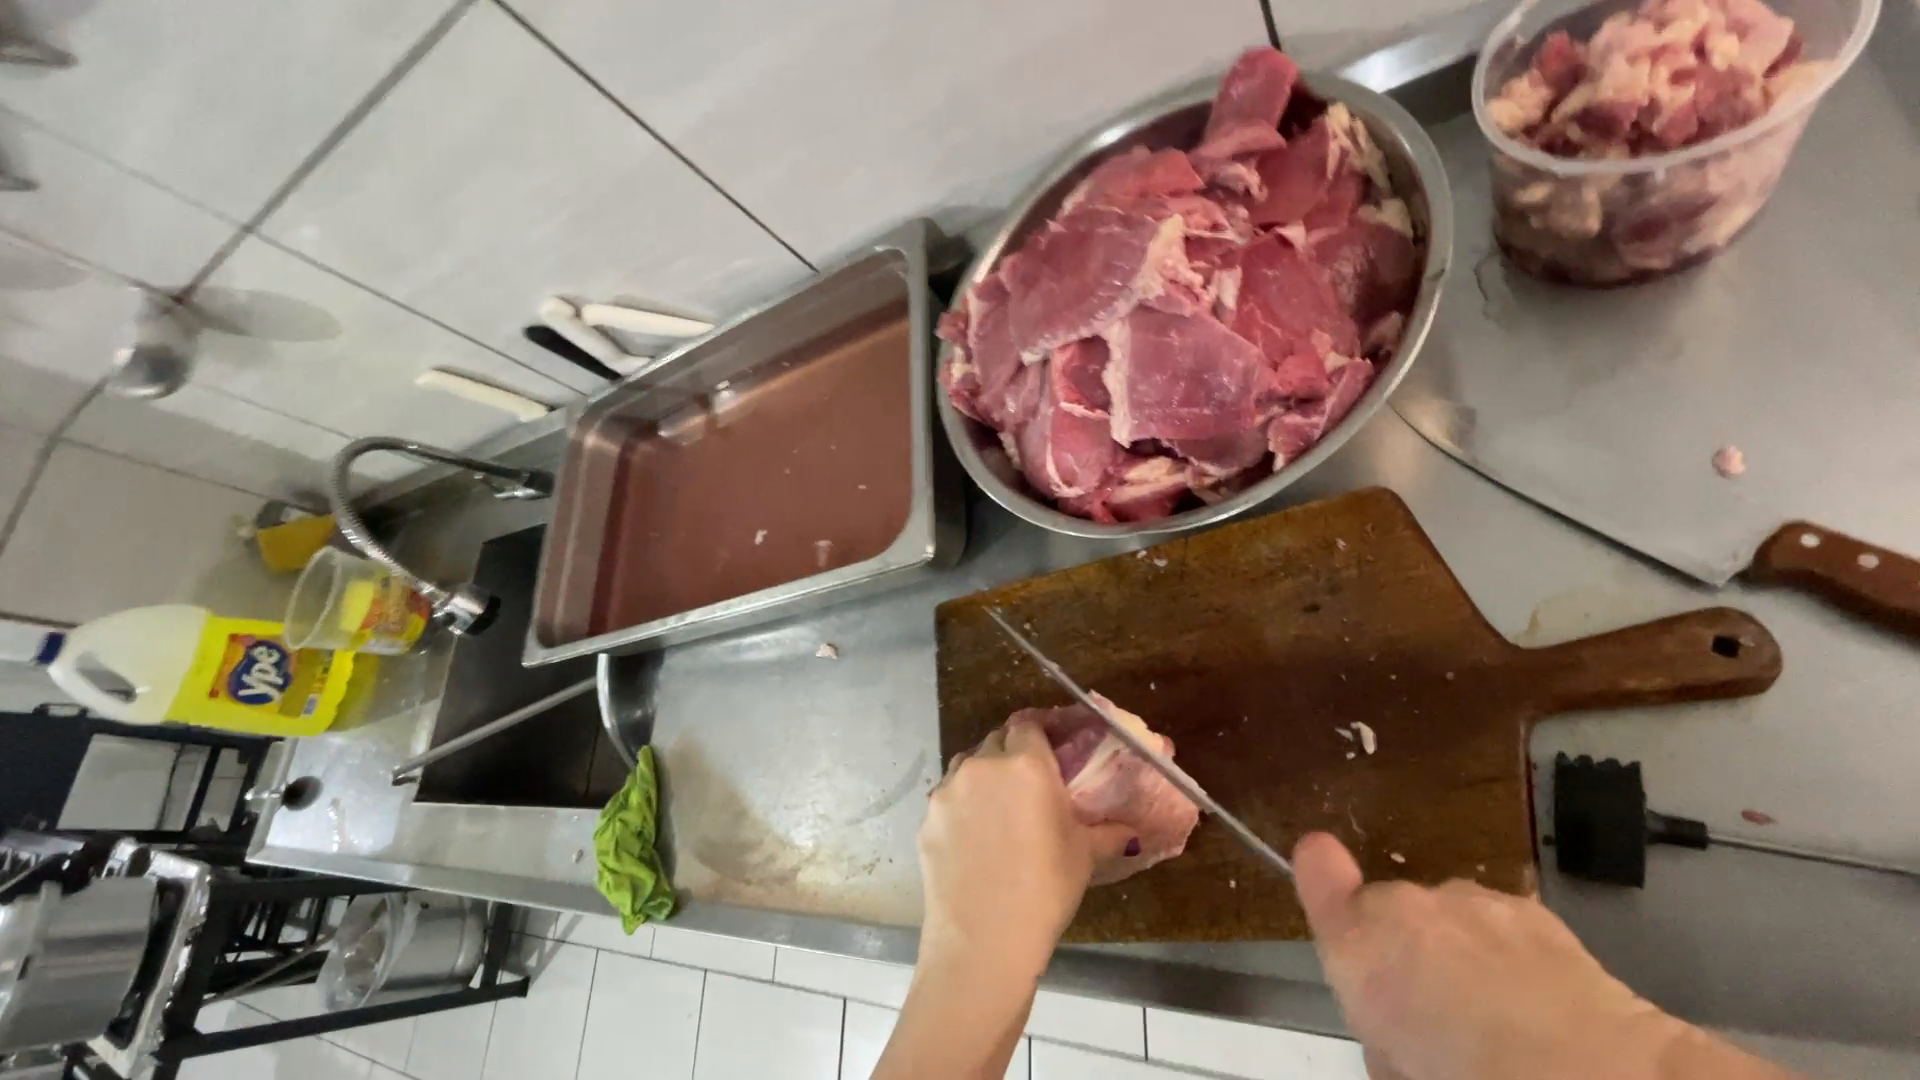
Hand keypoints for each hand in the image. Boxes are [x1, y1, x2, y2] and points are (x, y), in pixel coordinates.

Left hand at [918, 719, 1133, 981]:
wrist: (983, 939)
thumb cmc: (1045, 889)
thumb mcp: (1085, 856)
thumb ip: (1107, 833)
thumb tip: (1132, 832)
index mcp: (1025, 763)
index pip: (1029, 725)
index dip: (1040, 734)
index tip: (1050, 752)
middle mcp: (983, 765)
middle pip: (996, 740)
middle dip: (1011, 753)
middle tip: (1028, 784)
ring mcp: (949, 790)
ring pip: (967, 766)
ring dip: (983, 776)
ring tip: (998, 809)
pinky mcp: (927, 817)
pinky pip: (948, 798)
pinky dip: (961, 806)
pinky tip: (974, 838)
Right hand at [1293, 833, 1797, 1079]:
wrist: (1584, 1075)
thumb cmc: (1460, 1075)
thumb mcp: (1392, 1070)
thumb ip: (1381, 1032)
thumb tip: (1405, 1035)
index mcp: (1357, 942)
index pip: (1317, 869)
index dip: (1320, 872)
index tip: (1324, 872)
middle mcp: (1404, 905)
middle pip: (1392, 913)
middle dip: (1410, 951)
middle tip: (1441, 1015)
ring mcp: (1470, 901)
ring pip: (1451, 919)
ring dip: (1463, 954)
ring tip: (1504, 1019)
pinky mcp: (1534, 912)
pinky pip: (1503, 928)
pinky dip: (1513, 957)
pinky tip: (1546, 1008)